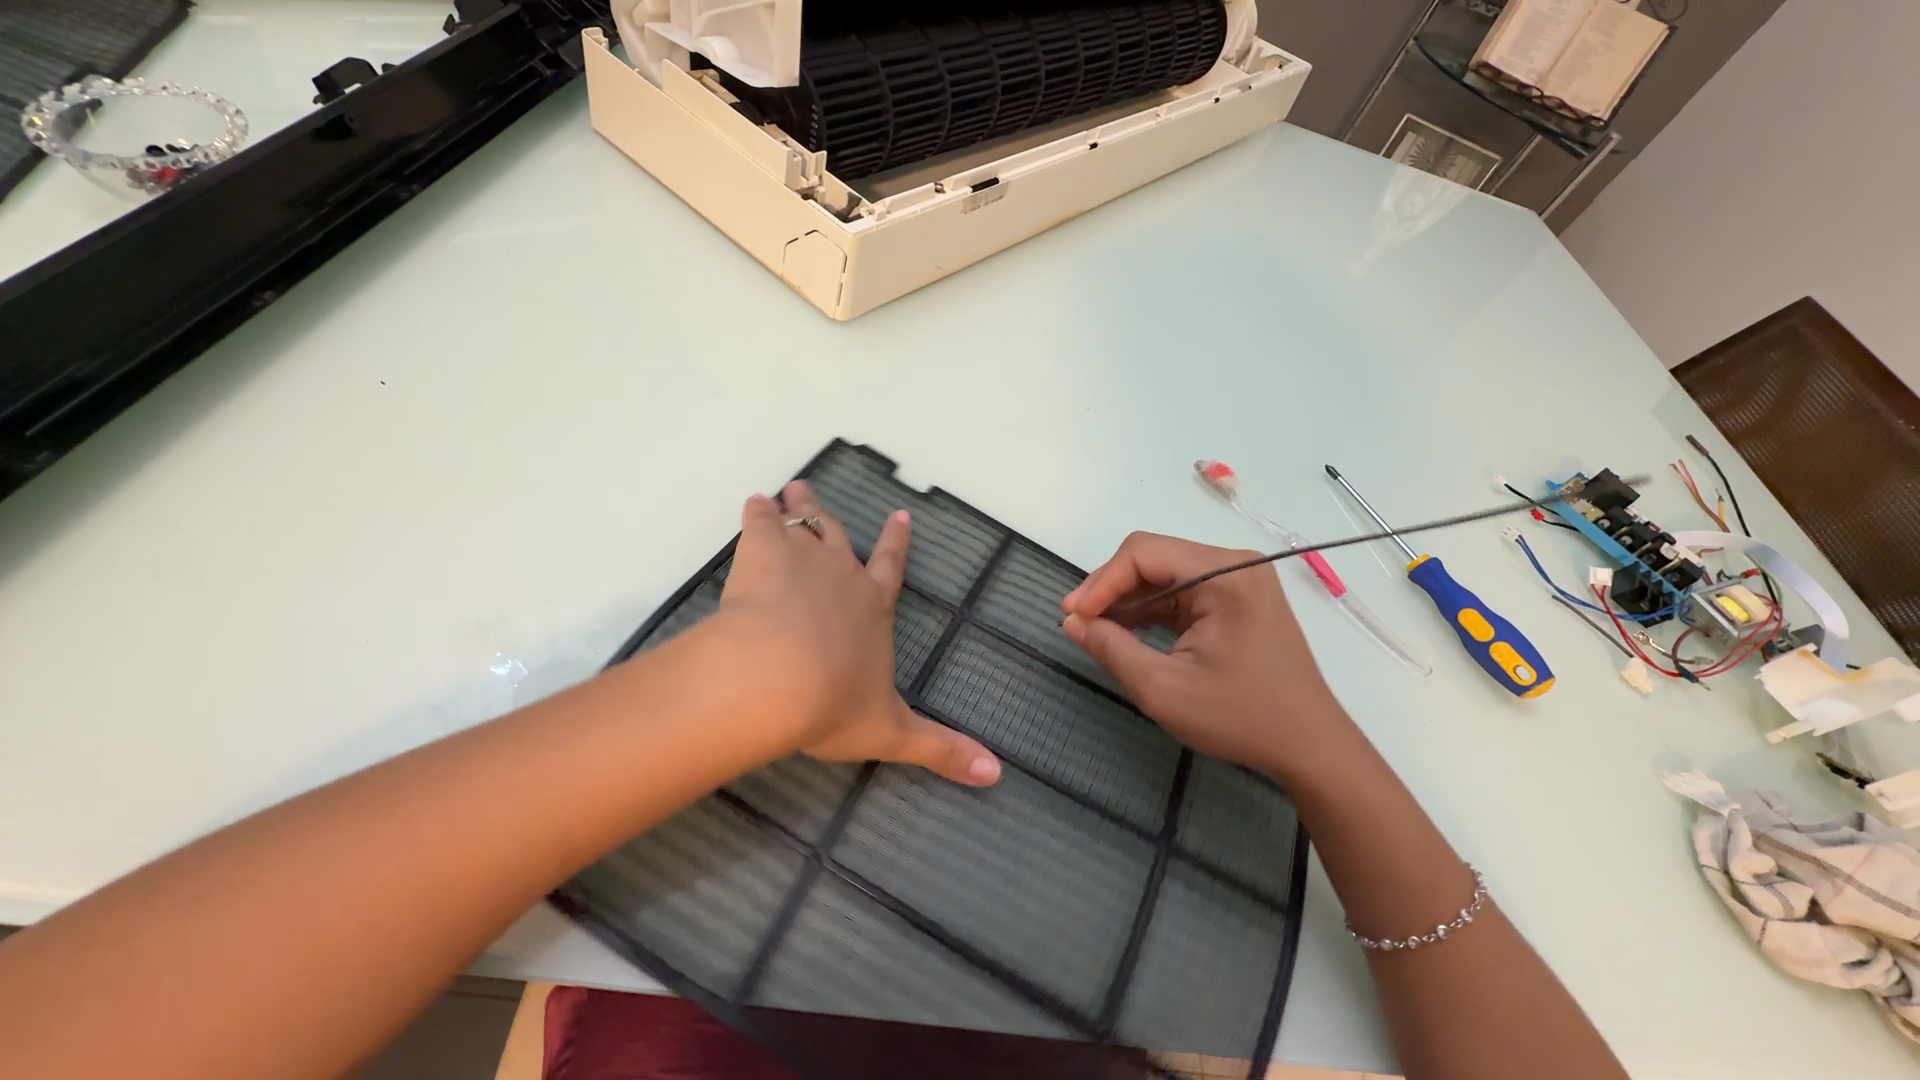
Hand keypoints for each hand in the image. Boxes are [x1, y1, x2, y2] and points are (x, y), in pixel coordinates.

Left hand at [713, 480, 1000, 785]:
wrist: (777, 679)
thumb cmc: (833, 704)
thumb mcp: (893, 732)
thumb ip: (941, 749)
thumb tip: (995, 776)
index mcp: (874, 608)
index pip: (892, 567)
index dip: (897, 543)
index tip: (901, 516)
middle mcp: (844, 574)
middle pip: (840, 536)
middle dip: (830, 516)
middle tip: (814, 492)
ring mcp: (804, 558)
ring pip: (804, 524)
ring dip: (797, 508)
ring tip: (789, 492)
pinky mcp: (762, 552)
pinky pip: (761, 523)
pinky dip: (757, 513)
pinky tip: (754, 505)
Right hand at [1060, 532, 1351, 776]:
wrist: (1310, 745)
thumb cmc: (1240, 718)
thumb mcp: (1163, 689)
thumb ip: (1111, 649)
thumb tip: (1072, 622)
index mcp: (1224, 575)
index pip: (1143, 552)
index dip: (1100, 581)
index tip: (1072, 617)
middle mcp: (1235, 565)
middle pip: (1154, 557)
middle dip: (1111, 588)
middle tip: (1079, 623)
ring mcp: (1240, 581)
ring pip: (1166, 573)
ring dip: (1129, 599)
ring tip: (1097, 629)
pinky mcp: (1239, 600)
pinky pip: (1184, 591)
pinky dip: (1152, 608)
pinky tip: (1127, 631)